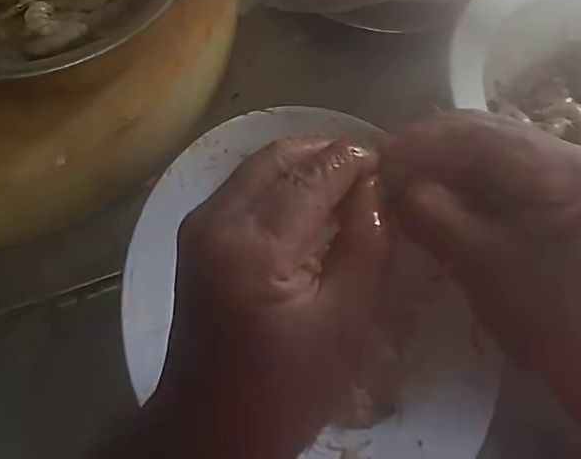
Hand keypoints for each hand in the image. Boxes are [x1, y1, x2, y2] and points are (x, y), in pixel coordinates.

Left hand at [137, 138, 389, 458]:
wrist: (209, 426)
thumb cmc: (285, 391)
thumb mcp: (343, 325)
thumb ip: (363, 246)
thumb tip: (373, 186)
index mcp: (253, 246)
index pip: (310, 178)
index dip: (350, 160)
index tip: (385, 158)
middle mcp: (217, 218)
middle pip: (278, 158)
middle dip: (325, 153)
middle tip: (368, 167)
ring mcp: (199, 220)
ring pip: (258, 165)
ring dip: (301, 163)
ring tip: (345, 178)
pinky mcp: (195, 228)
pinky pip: (243, 185)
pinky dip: (279, 180)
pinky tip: (309, 197)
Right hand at [380, 111, 580, 392]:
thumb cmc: (544, 321)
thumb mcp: (475, 262)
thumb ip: (430, 211)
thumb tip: (391, 178)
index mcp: (571, 174)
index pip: (481, 138)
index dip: (423, 142)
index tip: (382, 155)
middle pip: (491, 131)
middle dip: (434, 142)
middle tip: (391, 159)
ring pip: (499, 140)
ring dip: (451, 151)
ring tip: (412, 167)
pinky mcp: (577, 186)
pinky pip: (514, 161)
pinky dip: (475, 167)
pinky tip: (447, 179)